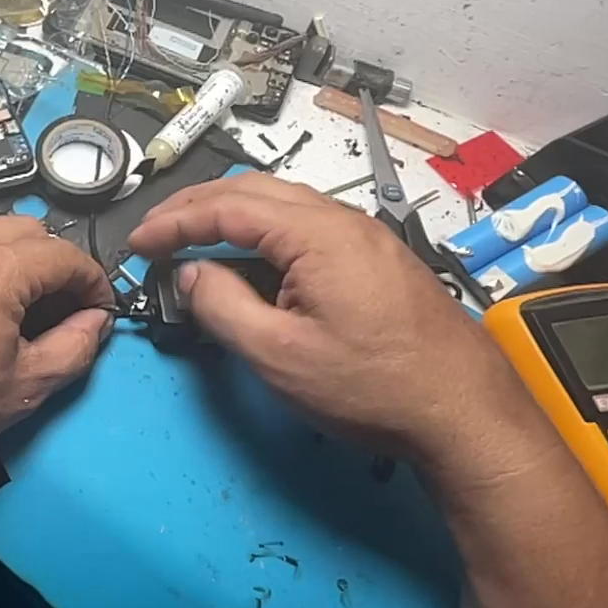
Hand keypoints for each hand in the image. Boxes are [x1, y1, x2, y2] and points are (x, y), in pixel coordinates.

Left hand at [0, 216, 113, 482]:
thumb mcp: (24, 388)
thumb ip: (75, 347)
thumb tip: (95, 322)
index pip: (64, 255)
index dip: (93, 281)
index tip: (98, 306)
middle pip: (30, 229)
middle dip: (56, 263)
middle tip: (63, 306)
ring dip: (18, 255)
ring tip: (20, 302)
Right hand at [128, 175, 558, 482]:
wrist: (468, 417)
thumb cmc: (372, 388)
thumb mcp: (278, 354)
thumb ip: (221, 305)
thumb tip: (192, 274)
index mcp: (318, 234)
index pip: (227, 207)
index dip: (174, 222)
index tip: (139, 243)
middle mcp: (342, 220)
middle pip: (252, 190)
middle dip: (195, 206)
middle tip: (157, 233)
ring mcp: (363, 236)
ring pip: (279, 203)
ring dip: (227, 215)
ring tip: (190, 240)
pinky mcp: (373, 258)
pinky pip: (302, 225)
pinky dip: (259, 232)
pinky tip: (246, 260)